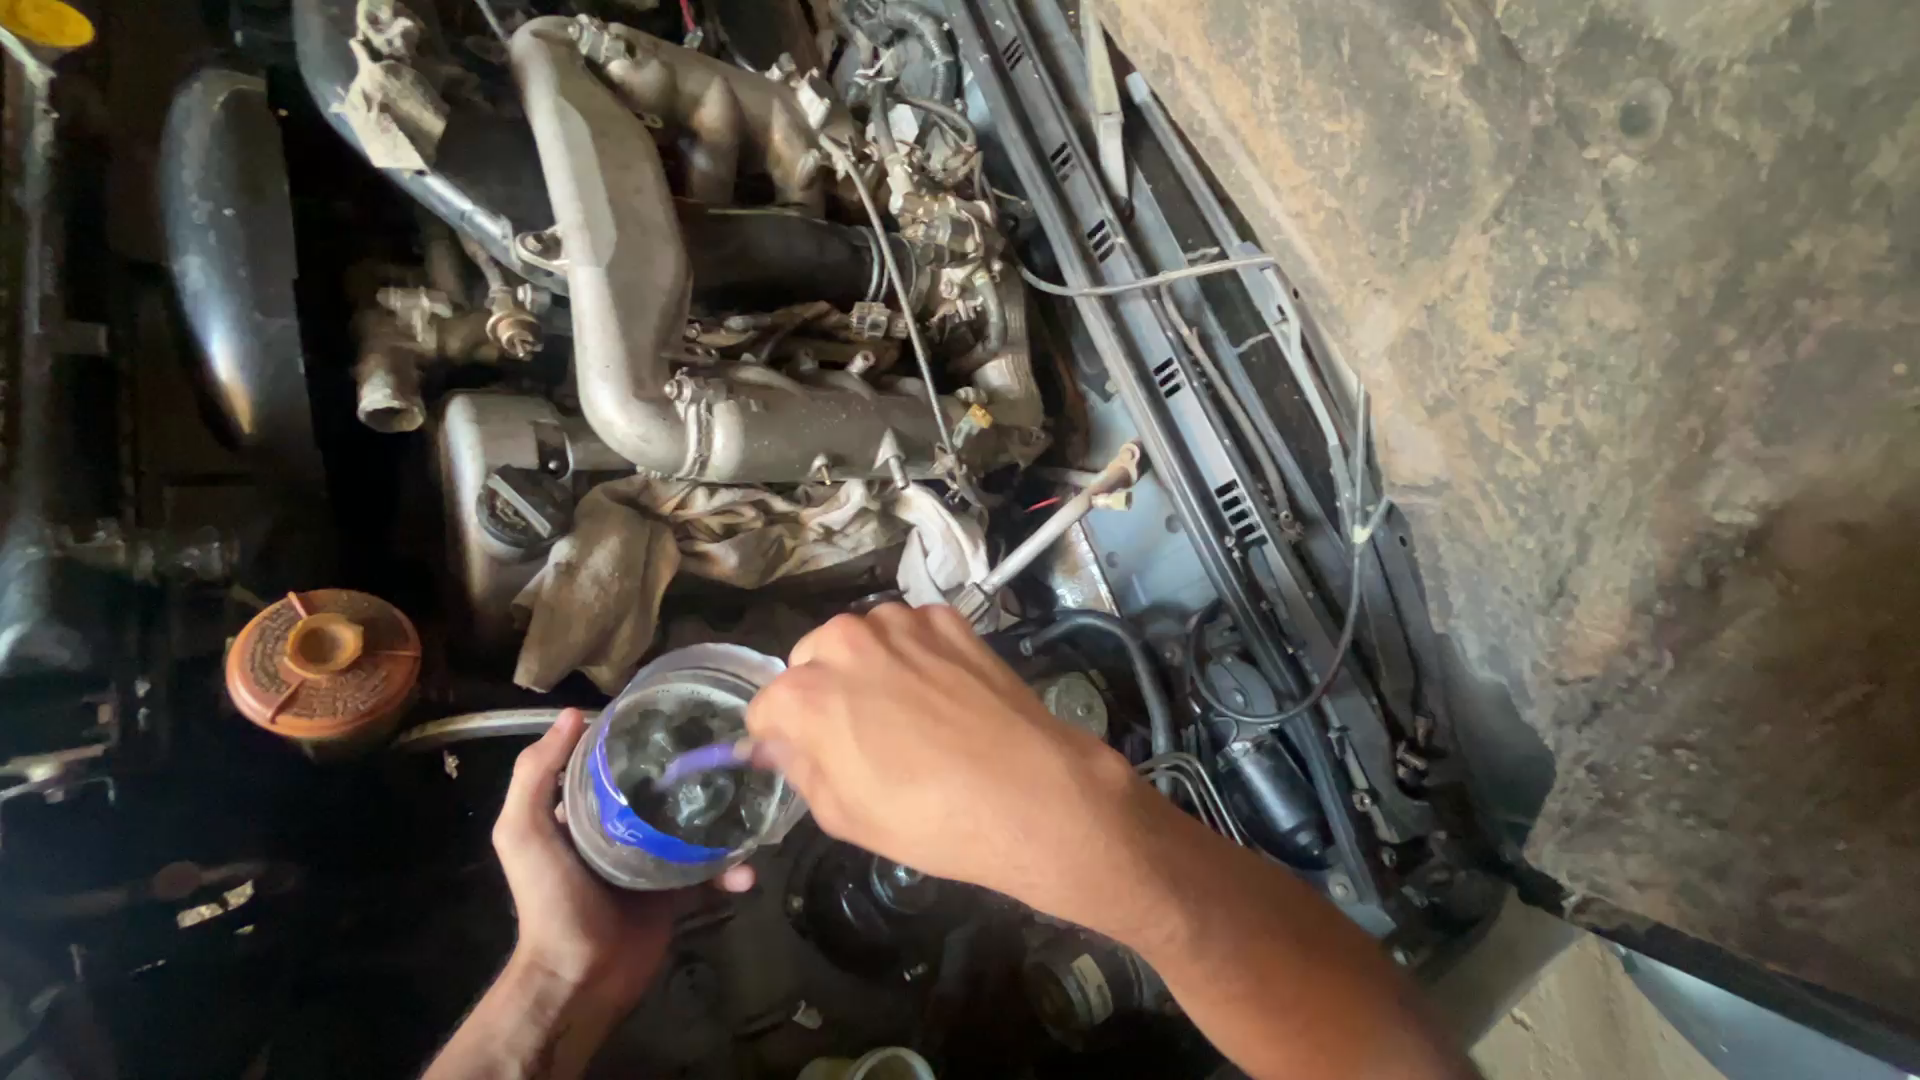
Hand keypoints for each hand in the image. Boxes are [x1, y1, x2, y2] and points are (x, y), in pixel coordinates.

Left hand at [492, 708, 752, 1009]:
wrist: (578, 975)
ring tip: (751, 808)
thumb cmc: (550, 899)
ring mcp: (654, 861)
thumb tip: (571, 715)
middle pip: (665, 791)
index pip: (617, 765)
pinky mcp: (677, 892)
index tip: (679, 716)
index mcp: (587, 813)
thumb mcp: (523, 833)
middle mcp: (623, 831)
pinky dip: (731, 872)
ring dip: (724, 822)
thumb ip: (534, 776)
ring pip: (696, 828)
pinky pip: (711, 873)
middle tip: (730, 753)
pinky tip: (747, 871)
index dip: (642, 740)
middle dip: (696, 775)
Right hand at [745, 604, 1154, 928]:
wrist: (1028, 792)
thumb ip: (797, 766)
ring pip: (861, 638)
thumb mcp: (842, 814)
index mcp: (806, 693)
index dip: (782, 735)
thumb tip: (777, 742)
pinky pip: (911, 631)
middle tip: (863, 734)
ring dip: (869, 665)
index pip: (767, 706)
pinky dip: (915, 653)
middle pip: (811, 660)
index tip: (807, 754)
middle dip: (823, 690)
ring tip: (907, 711)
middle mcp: (845, 641)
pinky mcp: (947, 619)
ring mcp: (901, 623)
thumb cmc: (927, 818)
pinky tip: (942, 690)